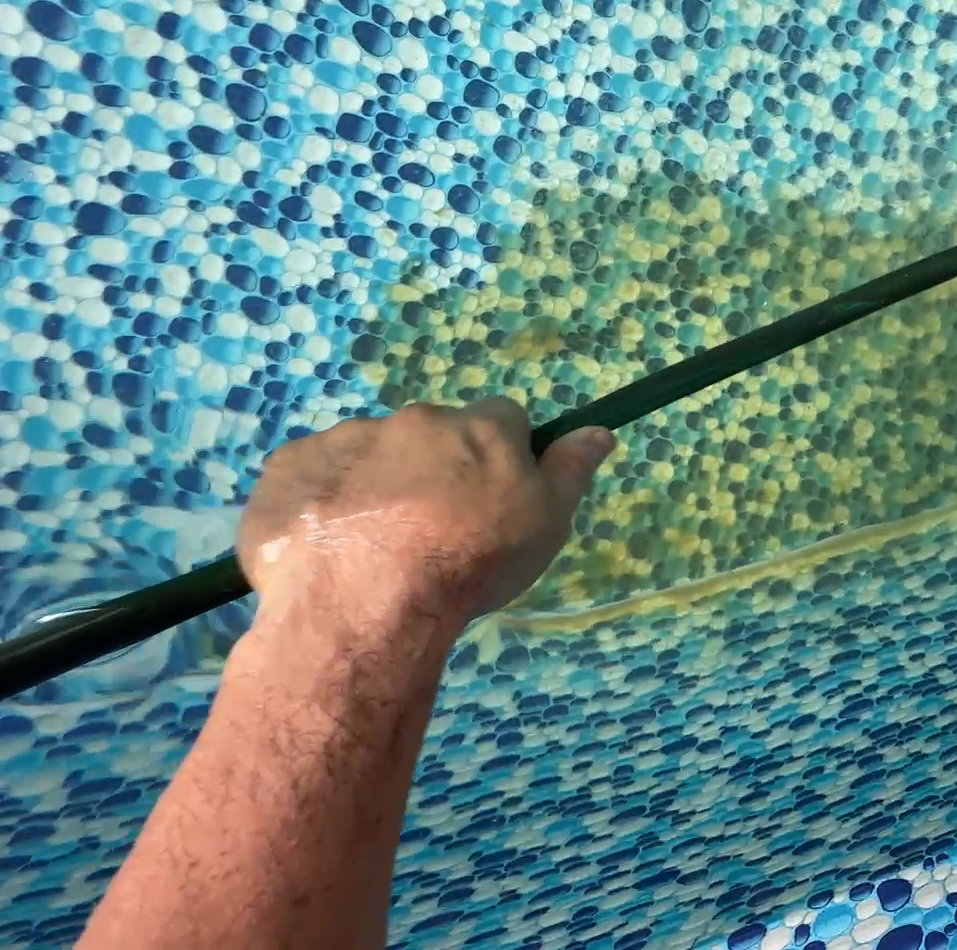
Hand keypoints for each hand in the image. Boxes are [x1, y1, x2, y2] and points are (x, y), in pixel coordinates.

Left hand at [237, 398, 614, 636]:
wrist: (364, 609)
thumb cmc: (474, 563)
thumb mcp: (547, 521)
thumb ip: (571, 469)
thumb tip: (599, 430)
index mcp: (481, 427)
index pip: (505, 417)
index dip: (506, 453)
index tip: (498, 495)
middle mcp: (416, 419)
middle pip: (438, 433)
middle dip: (441, 465)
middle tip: (440, 525)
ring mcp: (346, 439)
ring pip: (377, 450)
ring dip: (385, 479)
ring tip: (381, 541)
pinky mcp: (287, 468)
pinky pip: (318, 470)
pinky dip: (330, 495)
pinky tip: (335, 540)